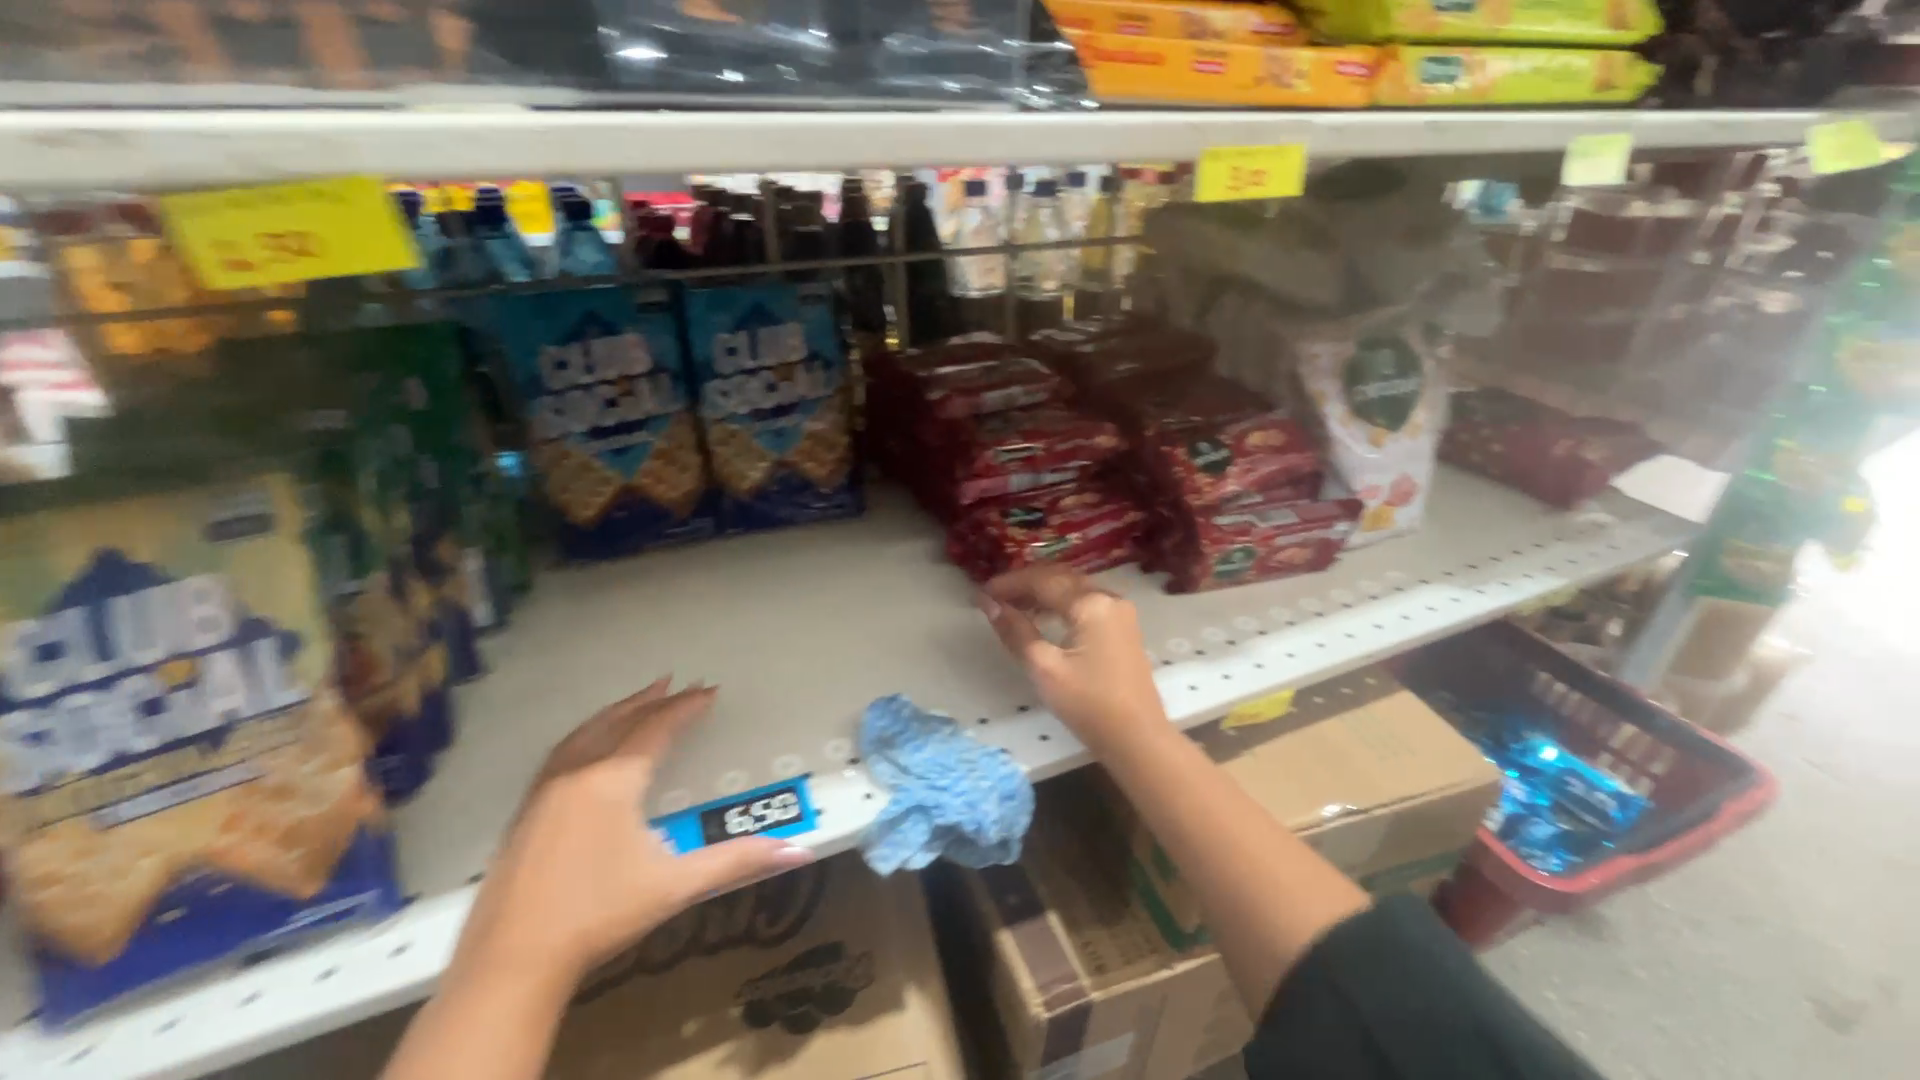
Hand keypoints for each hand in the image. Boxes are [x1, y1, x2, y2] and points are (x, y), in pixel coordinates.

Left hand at [453, 679, 815, 989]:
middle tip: (674, 682)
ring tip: (634, 703)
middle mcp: (576, 774)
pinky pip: (560, 755)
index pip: (656, 730)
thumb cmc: (600, 915)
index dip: (685, 708)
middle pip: (617, 722)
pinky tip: (586, 749)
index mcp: (613, 781)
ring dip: (613, 713)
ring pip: (582, 735)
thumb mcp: (675, 885)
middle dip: (649, 701)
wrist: (513, 959)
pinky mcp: (523, 814)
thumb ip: (736, 861)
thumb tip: (799, 851)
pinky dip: (584, 736)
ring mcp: (543, 792)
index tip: (709, 691)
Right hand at [976, 567, 1167, 752]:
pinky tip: (1042, 619)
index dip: (1008, 584)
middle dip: (1024, 584)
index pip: (1041, 580)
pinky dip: (1060, 605)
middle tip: (993, 598)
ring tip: (1012, 608)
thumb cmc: (1088, 704)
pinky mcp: (1123, 628)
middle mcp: (1109, 597)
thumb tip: (989, 604)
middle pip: (1059, 578)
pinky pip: (1086, 604)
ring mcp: (1120, 612)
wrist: (1137, 738)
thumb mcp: (1044, 668)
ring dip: (1042, 593)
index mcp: (1091, 603)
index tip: (981, 593)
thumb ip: (1015, 631)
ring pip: (1073, 589)